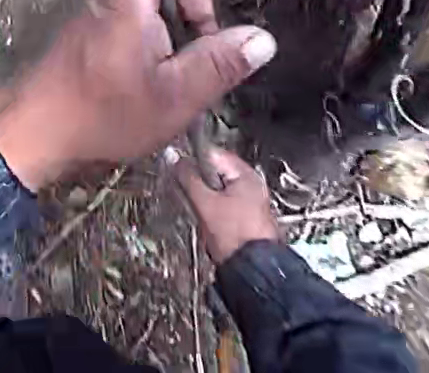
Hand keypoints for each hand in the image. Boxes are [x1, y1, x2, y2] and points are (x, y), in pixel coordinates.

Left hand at [0, 0, 277, 190]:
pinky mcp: (103, 25)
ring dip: (181, 16)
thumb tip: (263, 40)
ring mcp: (106, 7)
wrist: (39, 135)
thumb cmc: (103, 113)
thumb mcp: (174, 97)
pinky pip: (143, 7)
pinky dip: (164, 26)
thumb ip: (219, 64)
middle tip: (202, 42)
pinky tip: (168, 65)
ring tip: (185, 64)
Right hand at [167, 146, 280, 263]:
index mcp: (246, 174)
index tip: (179, 170)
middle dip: (201, 182)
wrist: (254, 273)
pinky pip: (226, 203)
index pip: (213, 154)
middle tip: (192, 195)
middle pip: (217, 171)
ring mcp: (252, 200)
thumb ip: (189, 179)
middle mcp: (252, 183)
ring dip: (207, 197)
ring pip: (220, 189)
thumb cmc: (234, 237)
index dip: (194, 160)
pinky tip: (212, 222)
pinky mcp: (248, 217)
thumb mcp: (205, 204)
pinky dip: (216, 208)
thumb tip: (175, 158)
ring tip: (204, 212)